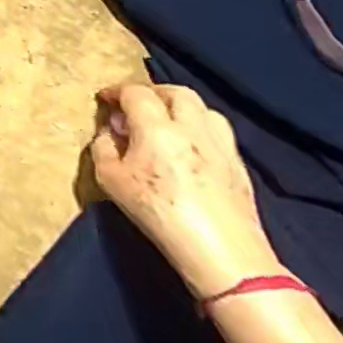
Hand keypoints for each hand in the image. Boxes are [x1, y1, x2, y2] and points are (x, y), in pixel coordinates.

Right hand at [90, 83, 285, 298]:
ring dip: (180, 108)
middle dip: (152, 92)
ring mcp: (223, 148)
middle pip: (179, 93)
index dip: (117, 91)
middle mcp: (194, 131)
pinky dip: (198, 128)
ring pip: (205, 110)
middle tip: (133, 104)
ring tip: (162, 123)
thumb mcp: (108, 177)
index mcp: (158, 130)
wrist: (220, 251)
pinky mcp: (238, 166)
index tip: (104, 99)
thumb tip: (112, 131)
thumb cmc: (155, 210)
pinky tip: (185, 146)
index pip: (137, 93)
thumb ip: (104, 145)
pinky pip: (218, 132)